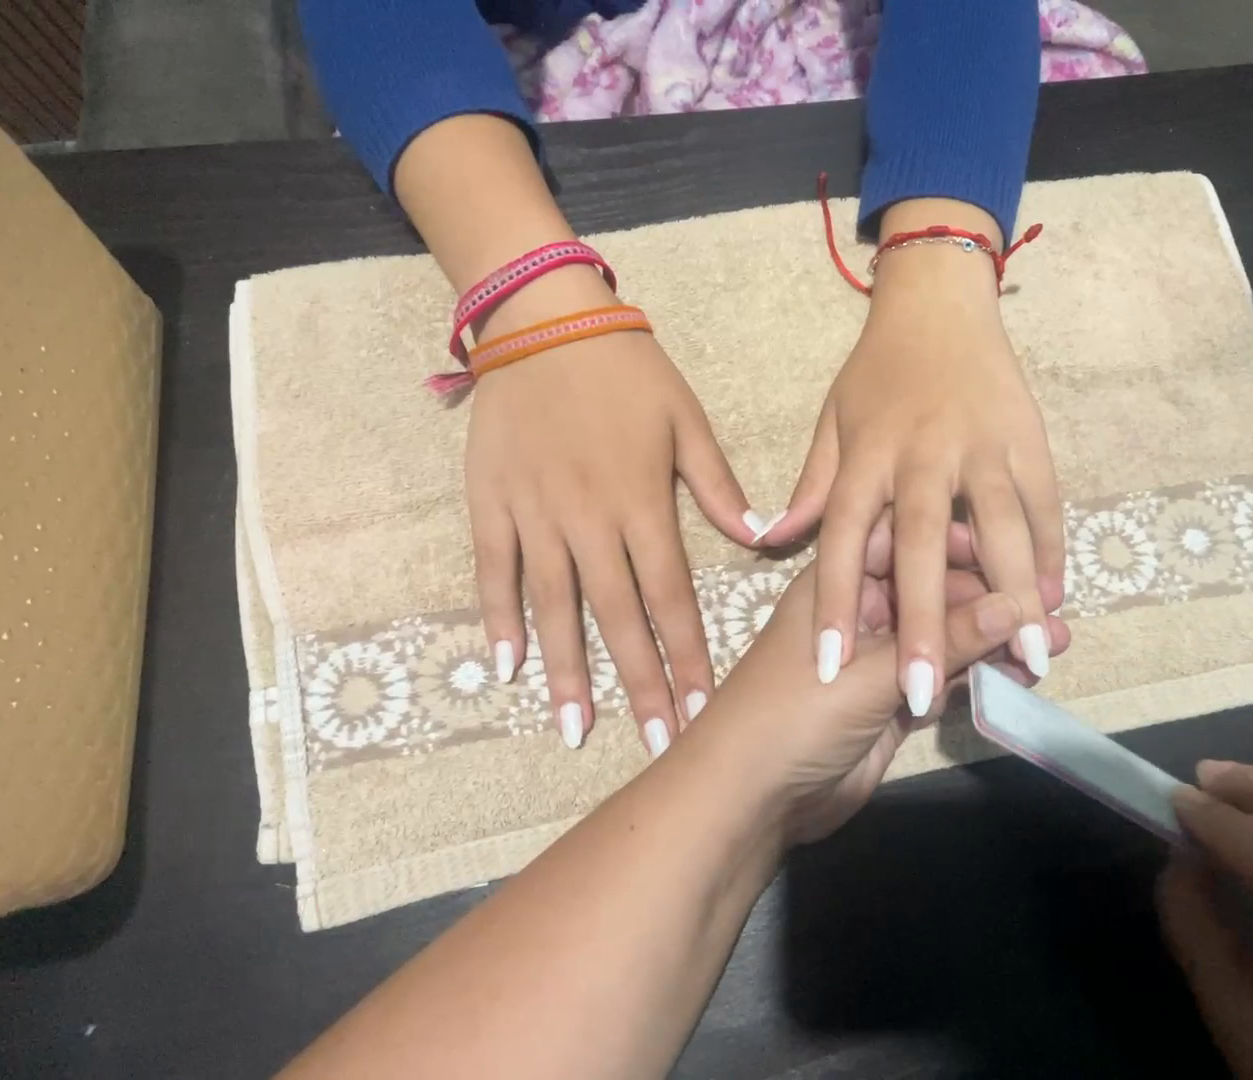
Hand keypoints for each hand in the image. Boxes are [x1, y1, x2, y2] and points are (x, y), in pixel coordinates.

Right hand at [467, 269, 763, 754]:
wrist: (544, 322)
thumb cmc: (627, 371)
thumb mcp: (687, 419)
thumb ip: (719, 485)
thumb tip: (761, 537)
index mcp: (643, 504)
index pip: (672, 596)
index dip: (688, 654)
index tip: (700, 707)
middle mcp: (590, 522)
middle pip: (619, 617)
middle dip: (640, 682)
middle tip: (654, 741)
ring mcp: (535, 516)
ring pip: (555, 606)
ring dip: (567, 670)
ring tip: (575, 728)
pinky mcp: (491, 505)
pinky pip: (494, 571)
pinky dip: (499, 618)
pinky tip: (507, 666)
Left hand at [696, 517, 1070, 842]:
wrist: (751, 799)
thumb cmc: (795, 713)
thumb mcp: (873, 672)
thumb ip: (947, 640)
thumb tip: (1019, 605)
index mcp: (841, 579)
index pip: (906, 541)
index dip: (959, 543)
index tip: (1013, 552)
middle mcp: (863, 609)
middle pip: (935, 591)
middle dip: (990, 601)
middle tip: (1048, 611)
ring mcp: (879, 658)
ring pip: (946, 637)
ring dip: (993, 641)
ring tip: (1053, 644)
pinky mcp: (893, 702)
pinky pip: (944, 678)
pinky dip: (979, 676)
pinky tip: (1022, 675)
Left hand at [763, 199, 1064, 718]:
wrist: (940, 300)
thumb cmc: (877, 371)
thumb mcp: (832, 424)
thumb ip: (810, 487)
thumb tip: (765, 540)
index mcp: (866, 456)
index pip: (842, 539)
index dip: (833, 605)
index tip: (828, 671)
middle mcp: (921, 454)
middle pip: (922, 546)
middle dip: (925, 623)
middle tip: (926, 692)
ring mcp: (980, 445)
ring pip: (999, 527)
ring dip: (1014, 596)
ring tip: (1027, 658)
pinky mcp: (1028, 438)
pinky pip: (1043, 503)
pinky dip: (1051, 550)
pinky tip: (1055, 598)